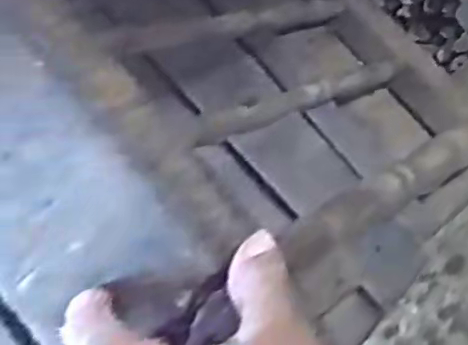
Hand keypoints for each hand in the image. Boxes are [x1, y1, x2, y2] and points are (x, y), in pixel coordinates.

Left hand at [63, 231, 320, 344]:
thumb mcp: (274, 330)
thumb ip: (261, 285)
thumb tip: (257, 237)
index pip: (98, 340)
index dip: (90, 318)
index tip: (90, 295)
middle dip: (113, 331)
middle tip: (128, 304)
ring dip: (144, 338)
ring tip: (162, 320)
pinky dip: (173, 342)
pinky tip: (196, 336)